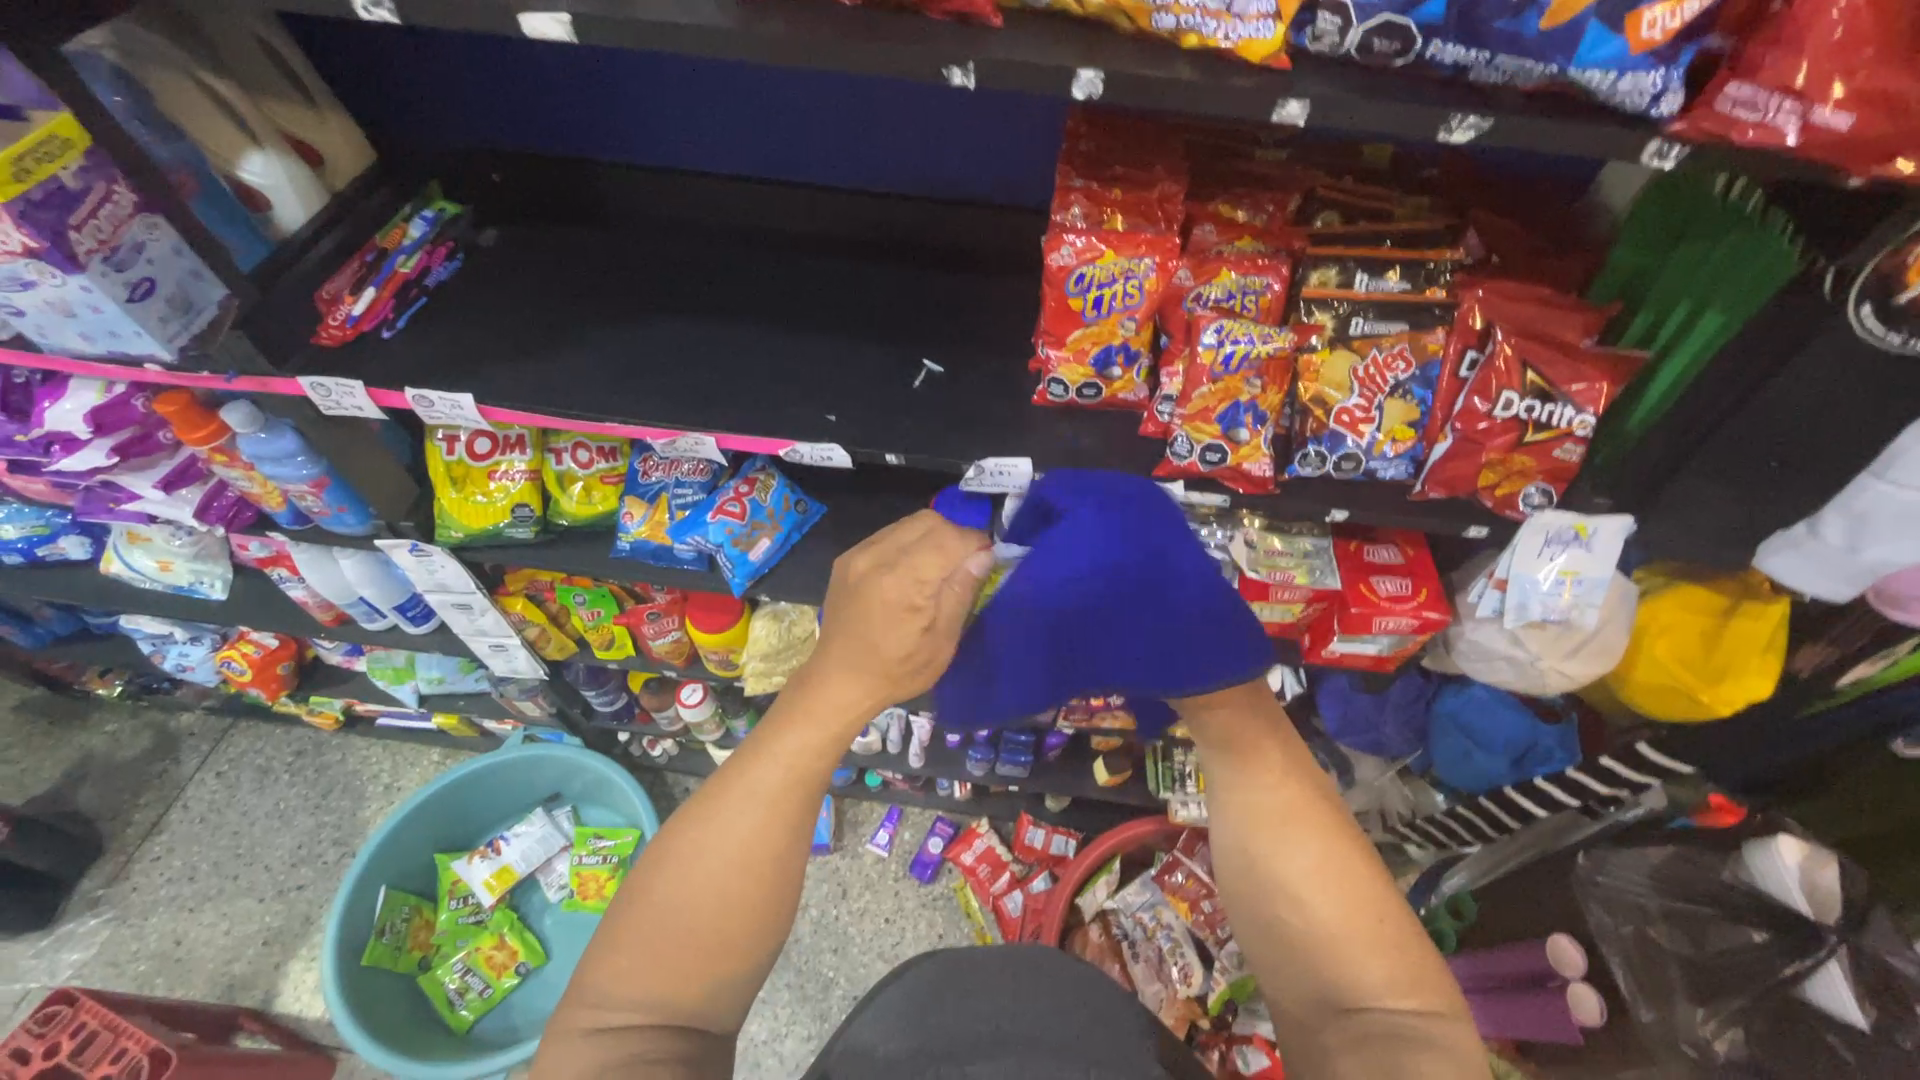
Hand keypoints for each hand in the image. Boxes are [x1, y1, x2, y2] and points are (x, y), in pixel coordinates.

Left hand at [804, 510, 992, 717]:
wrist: (839, 680)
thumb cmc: (896, 671)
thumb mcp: (941, 642)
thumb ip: (962, 591)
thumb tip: (984, 555)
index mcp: (902, 580)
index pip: (951, 537)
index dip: (976, 544)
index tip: (986, 562)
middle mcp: (877, 557)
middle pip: (931, 521)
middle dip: (955, 537)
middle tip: (963, 566)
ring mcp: (858, 553)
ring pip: (909, 523)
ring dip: (933, 537)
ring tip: (938, 569)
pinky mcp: (848, 557)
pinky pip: (889, 534)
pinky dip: (909, 543)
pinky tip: (911, 571)